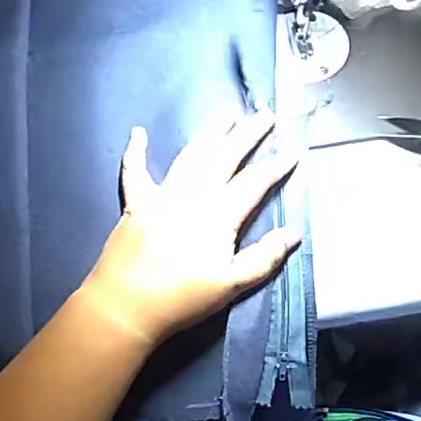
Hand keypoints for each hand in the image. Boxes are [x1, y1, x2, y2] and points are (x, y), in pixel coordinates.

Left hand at [77, 111, 301, 345]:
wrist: (126, 306)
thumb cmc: (183, 298)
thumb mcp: (232, 284)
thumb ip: (264, 257)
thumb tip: (294, 233)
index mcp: (219, 214)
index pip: (255, 182)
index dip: (277, 164)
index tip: (294, 148)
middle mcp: (192, 195)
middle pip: (225, 157)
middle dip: (247, 135)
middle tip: (265, 114)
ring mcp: (161, 196)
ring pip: (190, 155)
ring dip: (210, 133)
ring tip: (227, 115)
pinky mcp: (135, 204)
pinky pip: (134, 172)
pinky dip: (135, 152)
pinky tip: (138, 133)